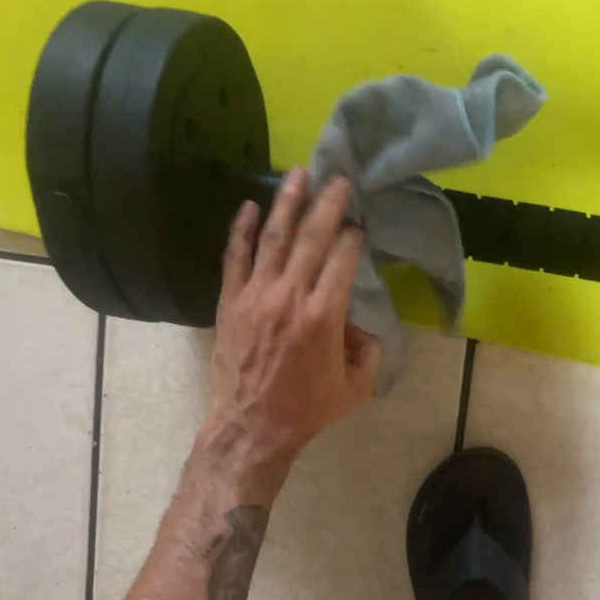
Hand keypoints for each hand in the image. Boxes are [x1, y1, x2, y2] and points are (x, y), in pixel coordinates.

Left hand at [203, 169, 381, 471]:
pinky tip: (248, 206)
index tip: (359, 226)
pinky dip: (240, 229)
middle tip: (338, 178)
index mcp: (323, 316)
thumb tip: (361, 329)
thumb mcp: (356, 388)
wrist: (253, 425)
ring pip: (272, 238)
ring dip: (287, 203)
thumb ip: (368, 353)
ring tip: (297, 174)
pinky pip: (235, 257)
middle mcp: (289, 296)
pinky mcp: (231, 301)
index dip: (352, 239)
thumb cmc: (308, 409)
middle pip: (311, 238)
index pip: (341, 260)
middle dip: (327, 205)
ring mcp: (255, 295)